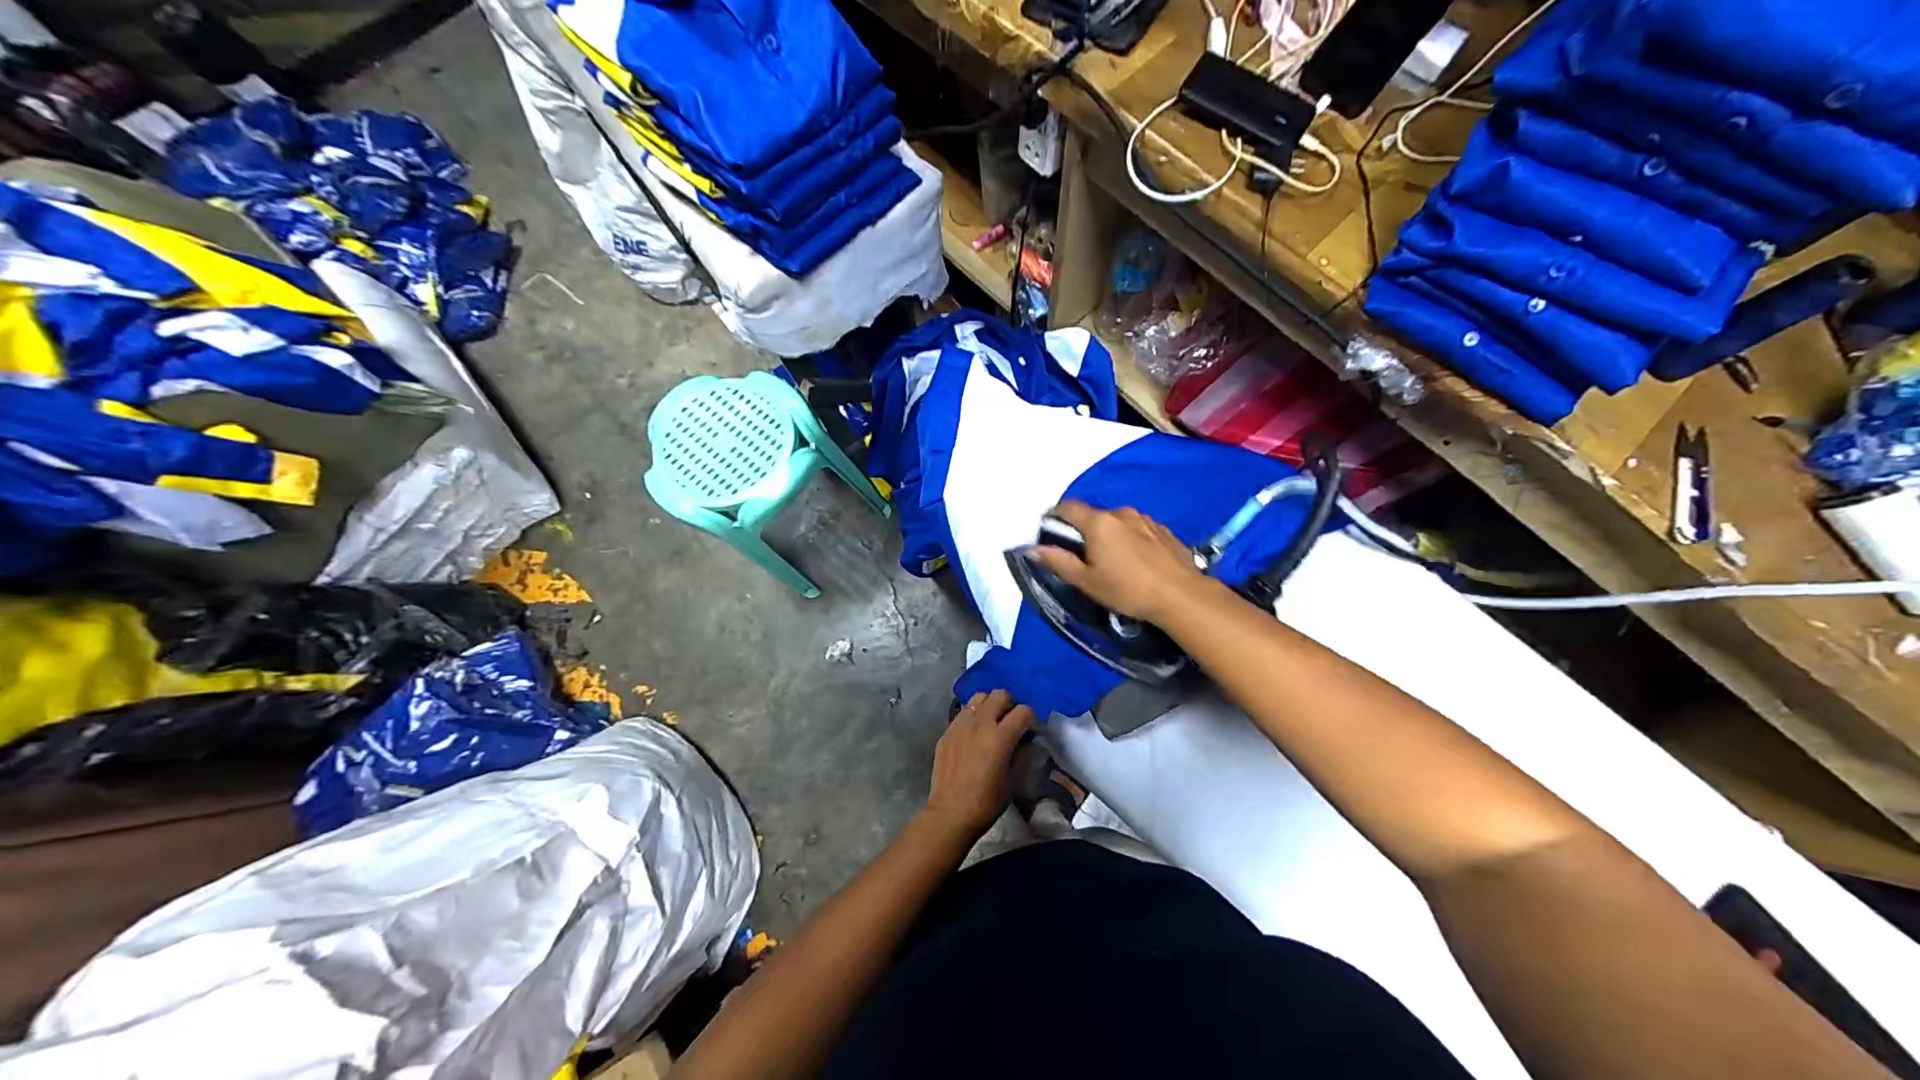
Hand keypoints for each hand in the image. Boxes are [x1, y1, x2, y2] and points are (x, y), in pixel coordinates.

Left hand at [922, 690, 1034, 840]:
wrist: (950, 813)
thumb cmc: (987, 802)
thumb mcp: (1013, 781)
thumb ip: (1024, 755)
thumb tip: (1029, 742)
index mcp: (1000, 736)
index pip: (1024, 711)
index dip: (1032, 718)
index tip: (1031, 730)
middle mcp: (980, 723)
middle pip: (1000, 695)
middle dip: (1011, 704)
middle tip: (1012, 721)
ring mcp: (960, 724)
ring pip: (979, 697)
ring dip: (990, 705)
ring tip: (992, 722)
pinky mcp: (947, 731)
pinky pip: (963, 712)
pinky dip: (973, 715)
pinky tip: (974, 733)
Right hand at [1029, 501, 1211, 622]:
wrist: (1181, 595)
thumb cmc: (1127, 589)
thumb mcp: (1087, 581)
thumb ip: (1058, 561)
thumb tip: (1033, 548)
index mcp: (1099, 522)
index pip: (1068, 507)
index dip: (1056, 516)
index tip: (1051, 531)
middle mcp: (1122, 513)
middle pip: (1095, 517)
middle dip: (1087, 531)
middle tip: (1086, 558)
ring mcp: (1146, 520)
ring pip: (1120, 523)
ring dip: (1112, 536)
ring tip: (1116, 562)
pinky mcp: (1165, 531)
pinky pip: (1140, 531)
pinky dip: (1133, 541)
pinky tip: (1139, 563)